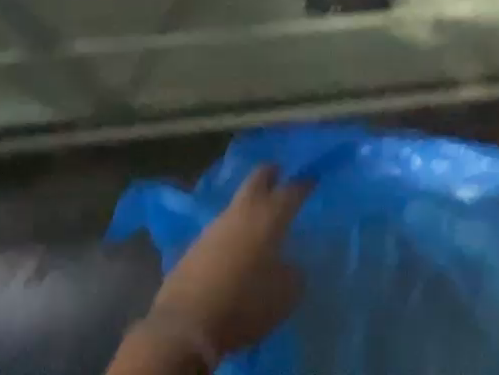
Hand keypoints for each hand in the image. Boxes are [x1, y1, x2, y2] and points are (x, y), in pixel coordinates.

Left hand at [149, 166, 309, 359]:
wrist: (186, 324)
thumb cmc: (245, 304)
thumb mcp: (286, 294)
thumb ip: (294, 273)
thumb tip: (290, 265)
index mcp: (270, 217)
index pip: (292, 190)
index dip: (304, 184)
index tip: (312, 179)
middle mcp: (242, 212)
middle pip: (257, 178)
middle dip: (271, 173)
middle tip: (281, 174)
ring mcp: (214, 226)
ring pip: (237, 203)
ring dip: (250, 204)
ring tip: (261, 216)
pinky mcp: (195, 246)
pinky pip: (221, 228)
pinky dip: (233, 229)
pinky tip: (238, 244)